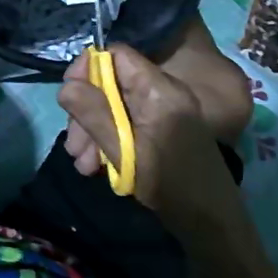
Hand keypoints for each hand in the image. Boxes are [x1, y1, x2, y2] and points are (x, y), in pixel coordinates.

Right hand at [60, 44, 239, 232]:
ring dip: (95, 131)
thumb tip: (65, 86)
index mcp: (159, 88)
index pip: (118, 55)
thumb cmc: (171, 184)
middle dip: (87, 111)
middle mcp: (162, 92)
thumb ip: (95, 116)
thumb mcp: (126, 152)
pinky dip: (110, 139)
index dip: (89, 69)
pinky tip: (96, 166)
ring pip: (117, 106)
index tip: (69, 96)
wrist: (212, 222)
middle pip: (113, 83)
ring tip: (82, 164)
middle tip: (73, 147)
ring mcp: (163, 111)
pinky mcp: (162, 128)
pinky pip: (129, 122)